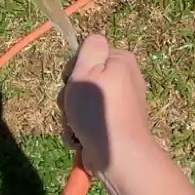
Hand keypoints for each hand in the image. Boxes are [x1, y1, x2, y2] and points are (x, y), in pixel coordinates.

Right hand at [60, 33, 155, 176]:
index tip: (72, 83)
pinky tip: (80, 139)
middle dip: (70, 97)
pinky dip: (80, 130)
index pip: (86, 54)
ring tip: (76, 127)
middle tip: (72, 108)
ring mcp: (120, 104)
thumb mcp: (87, 70)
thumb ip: (89, 48)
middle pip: (83, 80)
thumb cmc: (98, 111)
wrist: (117, 154)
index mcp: (120, 61)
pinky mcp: (114, 125)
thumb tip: (93, 41)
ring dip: (71, 117)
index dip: (73, 69)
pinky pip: (88, 121)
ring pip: (81, 103)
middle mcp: (124, 79)